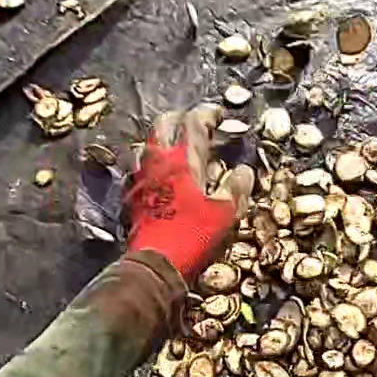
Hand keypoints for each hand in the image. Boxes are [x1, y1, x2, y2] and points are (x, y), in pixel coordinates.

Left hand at [126, 106, 254, 280]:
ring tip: (179, 147)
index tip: (219, 115)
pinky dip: (154, 163)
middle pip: (164, 124)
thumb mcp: (224, 213)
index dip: (208, 113)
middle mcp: (158, 160)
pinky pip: (141, 167)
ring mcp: (141, 176)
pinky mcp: (132, 193)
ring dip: (165, 139)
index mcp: (184, 159)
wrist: (155, 262)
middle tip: (195, 124)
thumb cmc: (192, 235)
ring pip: (149, 143)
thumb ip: (236, 187)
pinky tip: (163, 175)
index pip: (194, 121)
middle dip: (181, 118)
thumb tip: (244, 171)